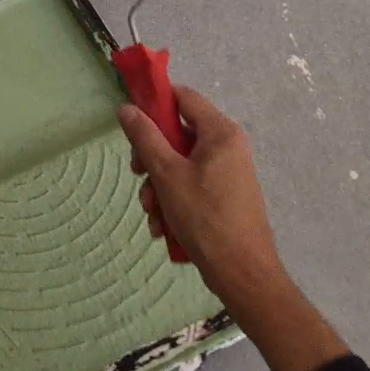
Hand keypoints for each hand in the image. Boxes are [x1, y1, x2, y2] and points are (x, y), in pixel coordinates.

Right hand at [118, 86, 347, 370]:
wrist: (242, 273)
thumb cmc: (204, 217)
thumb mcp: (166, 173)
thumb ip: (144, 136)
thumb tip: (126, 108)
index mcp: (220, 133)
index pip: (183, 97)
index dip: (155, 102)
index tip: (131, 119)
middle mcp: (228, 146)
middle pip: (177, 133)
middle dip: (151, 156)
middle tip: (137, 174)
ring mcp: (228, 171)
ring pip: (179, 162)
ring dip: (158, 185)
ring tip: (153, 213)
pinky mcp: (225, 194)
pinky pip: (191, 183)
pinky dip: (173, 199)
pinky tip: (164, 226)